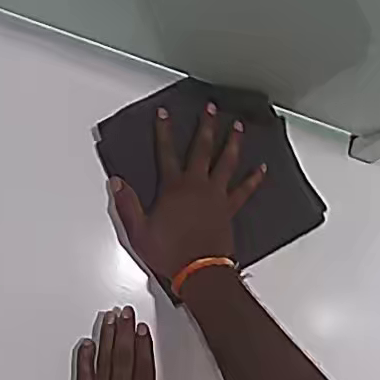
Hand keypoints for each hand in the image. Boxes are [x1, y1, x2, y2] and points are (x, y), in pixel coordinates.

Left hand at [62, 306, 175, 379]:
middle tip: (125, 312)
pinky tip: (87, 343)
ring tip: (109, 319)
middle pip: (125, 356)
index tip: (142, 328)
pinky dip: (85, 358)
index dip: (144, 344)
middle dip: (126, 331)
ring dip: (108, 337)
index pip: (145, 366)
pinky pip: (84, 375)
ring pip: (105, 360)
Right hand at [110, 102, 266, 286]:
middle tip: (211, 109)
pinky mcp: (229, 209)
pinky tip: (261, 168)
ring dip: (232, 142)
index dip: (164, 131)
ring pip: (226, 162)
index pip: (165, 152)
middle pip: (202, 149)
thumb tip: (117, 183)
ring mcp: (216, 196)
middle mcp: (197, 186)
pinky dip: (253, 178)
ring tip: (237, 127)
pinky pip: (244, 189)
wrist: (198, 271)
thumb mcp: (138, 230)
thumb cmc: (169, 252)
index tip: (164, 114)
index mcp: (173, 188)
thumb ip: (127, 204)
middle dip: (205, 126)